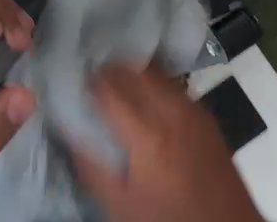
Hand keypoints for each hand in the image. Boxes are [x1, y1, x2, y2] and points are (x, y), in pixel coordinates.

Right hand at [68, 64, 262, 221]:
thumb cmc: (169, 220)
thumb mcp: (122, 206)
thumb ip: (92, 166)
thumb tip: (70, 130)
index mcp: (147, 136)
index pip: (108, 88)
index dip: (87, 81)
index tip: (75, 82)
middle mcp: (171, 113)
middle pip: (132, 71)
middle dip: (109, 70)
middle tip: (92, 78)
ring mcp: (192, 110)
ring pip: (155, 72)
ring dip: (132, 71)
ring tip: (117, 82)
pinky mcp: (206, 115)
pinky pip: (173, 84)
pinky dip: (154, 81)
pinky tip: (147, 96)